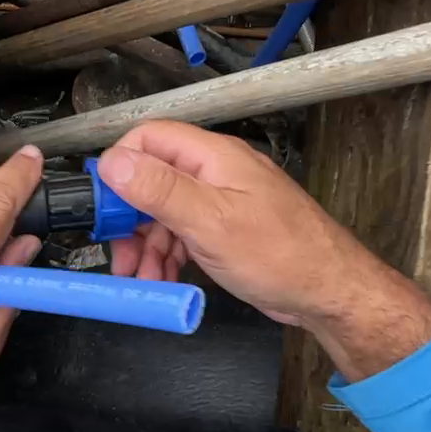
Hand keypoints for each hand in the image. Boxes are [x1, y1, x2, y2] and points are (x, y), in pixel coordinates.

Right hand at [99, 121, 430, 379]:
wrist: (327, 292)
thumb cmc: (281, 255)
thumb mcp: (209, 221)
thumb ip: (160, 189)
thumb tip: (113, 162)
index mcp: (212, 157)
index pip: (148, 139)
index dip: (118, 167)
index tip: (103, 207)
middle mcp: (213, 173)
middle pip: (150, 181)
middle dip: (129, 220)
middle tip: (119, 254)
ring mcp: (218, 201)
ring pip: (162, 214)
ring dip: (145, 247)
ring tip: (142, 278)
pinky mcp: (222, 229)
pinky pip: (180, 235)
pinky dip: (165, 257)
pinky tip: (162, 279)